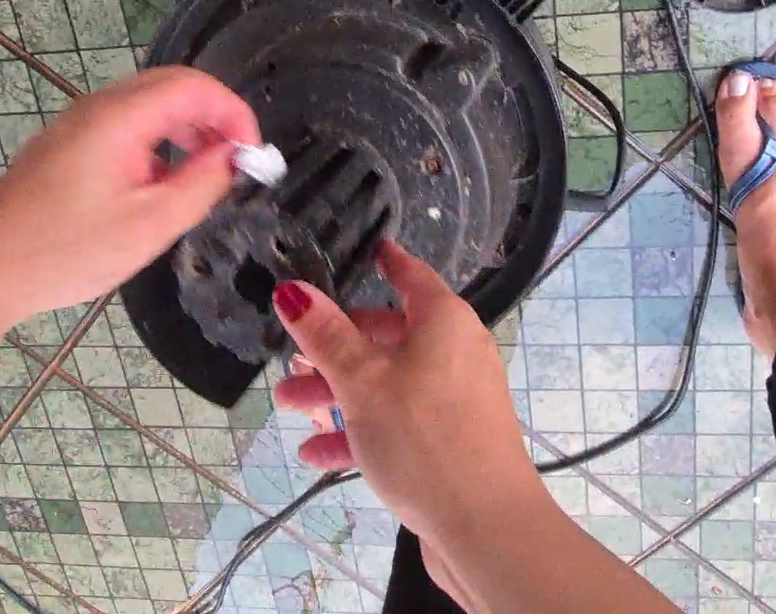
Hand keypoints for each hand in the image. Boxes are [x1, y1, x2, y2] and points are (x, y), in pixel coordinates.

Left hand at [0, 66, 257, 328]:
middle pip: (173, 85)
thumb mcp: (150, 224)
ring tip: (208, 169)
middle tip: (236, 157)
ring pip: (150, 103)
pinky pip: (127, 123)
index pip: (194, 86)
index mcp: (119, 117)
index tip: (252, 153)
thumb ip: (203, 183)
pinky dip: (160, 138)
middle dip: (215, 115)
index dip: (234, 112)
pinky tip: (163, 179)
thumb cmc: (65, 251)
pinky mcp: (66, 145)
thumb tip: (235, 156)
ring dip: (189, 126)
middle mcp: (97, 107)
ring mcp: (77, 124)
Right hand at [270, 241, 547, 549]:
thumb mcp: (363, 381)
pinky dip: (362, 430)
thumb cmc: (423, 435)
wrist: (486, 526)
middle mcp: (455, 350)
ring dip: (339, 393)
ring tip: (289, 407)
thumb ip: (326, 336)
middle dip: (336, 349)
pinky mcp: (451, 438)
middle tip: (292, 361)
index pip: (411, 276)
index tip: (371, 249)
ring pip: (388, 382)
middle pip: (389, 335)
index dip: (388, 262)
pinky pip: (400, 421)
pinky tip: (318, 453)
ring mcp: (455, 397)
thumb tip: (293, 290)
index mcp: (444, 320)